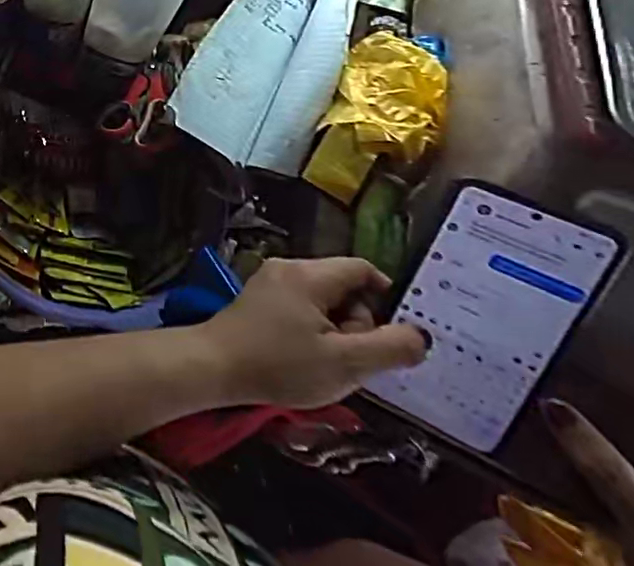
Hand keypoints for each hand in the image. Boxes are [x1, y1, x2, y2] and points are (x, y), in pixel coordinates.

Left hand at [198, 258, 427, 409]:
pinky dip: (314, 329)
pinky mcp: (257, 299)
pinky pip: (301, 307)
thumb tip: (419, 334)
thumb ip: (390, 347)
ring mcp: (268, 282)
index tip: (393, 336)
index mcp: (307, 274)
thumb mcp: (346, 362)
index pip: (363, 270)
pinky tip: (307, 357)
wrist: (214, 366)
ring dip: (337, 330)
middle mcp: (286, 268)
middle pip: (343, 285)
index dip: (387, 299)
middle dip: (359, 320)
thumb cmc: (281, 364)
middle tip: (352, 355)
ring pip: (323, 300)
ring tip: (328, 360)